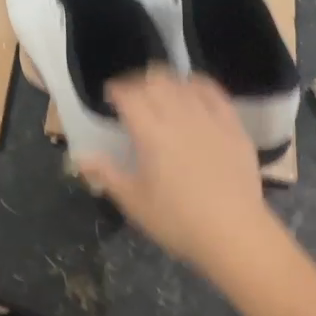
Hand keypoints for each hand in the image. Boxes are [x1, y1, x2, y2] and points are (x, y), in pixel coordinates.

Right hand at [81, 69, 280, 273]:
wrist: (234, 233)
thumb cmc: (178, 221)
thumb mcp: (134, 202)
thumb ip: (107, 174)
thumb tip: (81, 158)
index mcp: (150, 134)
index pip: (129, 96)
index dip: (116, 90)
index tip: (110, 97)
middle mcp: (178, 117)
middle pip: (155, 82)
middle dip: (140, 83)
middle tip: (133, 96)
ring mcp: (209, 118)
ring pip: (182, 83)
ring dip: (167, 82)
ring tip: (160, 93)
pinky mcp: (232, 126)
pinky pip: (214, 93)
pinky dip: (198, 86)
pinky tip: (193, 91)